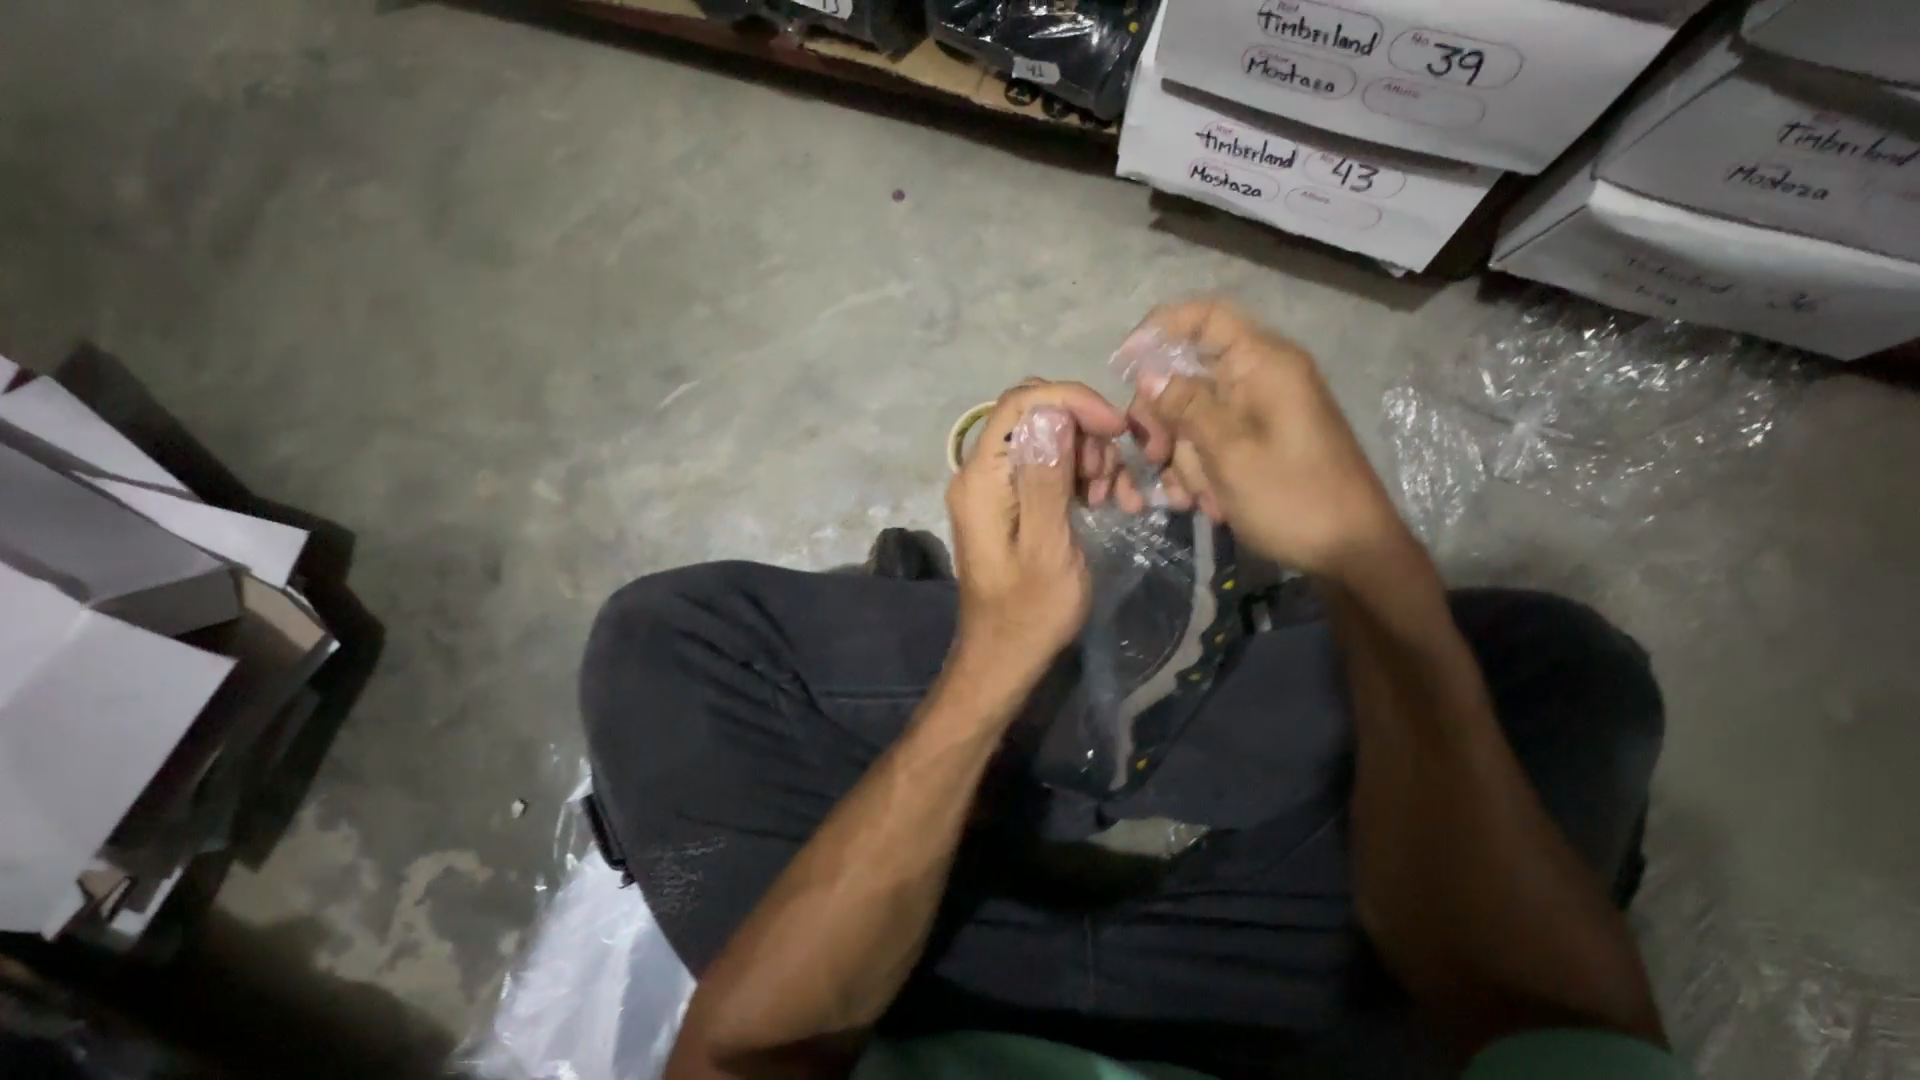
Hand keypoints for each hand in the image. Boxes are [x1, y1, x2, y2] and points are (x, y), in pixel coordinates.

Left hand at [946, 380, 1127, 681]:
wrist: (1005, 658)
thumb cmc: (1029, 613)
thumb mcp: (1048, 547)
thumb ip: (1047, 478)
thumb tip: (1051, 411)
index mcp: (981, 478)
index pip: (1021, 403)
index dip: (1072, 400)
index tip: (1116, 429)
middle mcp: (980, 473)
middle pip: (1037, 416)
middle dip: (1086, 435)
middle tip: (1112, 482)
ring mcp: (994, 488)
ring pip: (1050, 440)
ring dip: (1091, 459)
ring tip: (1116, 500)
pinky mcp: (1011, 503)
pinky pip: (1051, 468)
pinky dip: (1084, 478)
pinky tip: (1110, 504)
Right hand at [1120, 299, 1411, 577]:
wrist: (1352, 552)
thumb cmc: (1293, 497)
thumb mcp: (1228, 452)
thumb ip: (1185, 405)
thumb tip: (1147, 372)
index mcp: (1263, 362)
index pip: (1204, 316)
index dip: (1157, 331)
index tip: (1122, 367)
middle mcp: (1262, 377)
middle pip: (1189, 374)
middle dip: (1164, 418)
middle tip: (1155, 457)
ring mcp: (1262, 412)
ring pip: (1195, 416)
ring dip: (1183, 457)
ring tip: (1193, 499)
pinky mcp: (1260, 442)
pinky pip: (1214, 442)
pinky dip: (1201, 470)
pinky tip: (1203, 504)